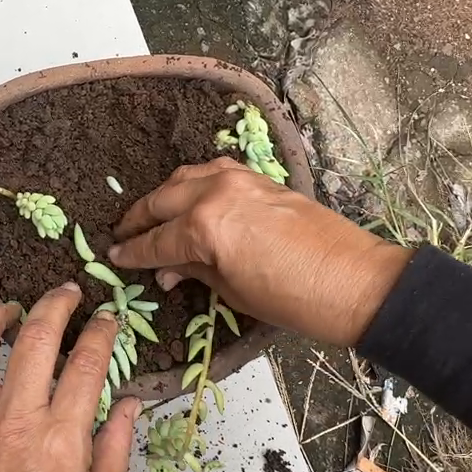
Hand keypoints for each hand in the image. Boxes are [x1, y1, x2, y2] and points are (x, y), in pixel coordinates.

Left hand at [0, 284, 140, 471]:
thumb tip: (129, 403)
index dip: (100, 333)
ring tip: (9, 311)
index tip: (107, 319)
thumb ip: (116, 447)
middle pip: (34, 342)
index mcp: (60, 441)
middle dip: (55, 306)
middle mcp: (14, 424)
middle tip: (66, 294)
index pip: (86, 365)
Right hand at [109, 158, 411, 346]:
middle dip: (138, 220)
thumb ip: (194, 272)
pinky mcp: (257, 177)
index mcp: (204, 227)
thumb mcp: (233, 293)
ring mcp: (237, 179)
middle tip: (123, 236)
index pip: (156, 241)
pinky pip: (211, 171)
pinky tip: (190, 196)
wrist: (356, 281)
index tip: (114, 257)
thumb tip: (167, 270)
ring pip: (183, 179)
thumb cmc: (293, 300)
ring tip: (150, 215)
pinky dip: (193, 183)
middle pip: (161, 202)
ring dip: (163, 197)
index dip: (132, 253)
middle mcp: (214, 194)